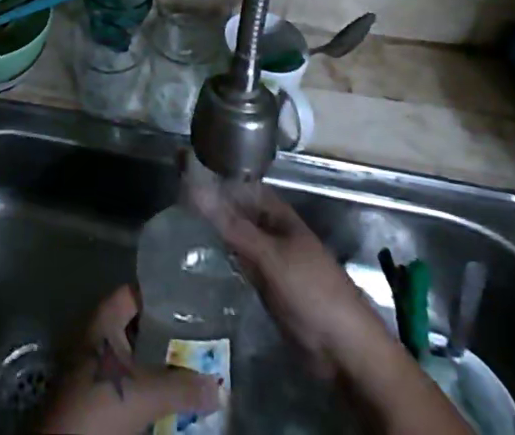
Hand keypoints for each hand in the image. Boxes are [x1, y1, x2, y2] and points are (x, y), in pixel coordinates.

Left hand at [37, 285, 222, 434]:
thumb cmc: (99, 401)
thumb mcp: (144, 393)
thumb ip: (182, 387)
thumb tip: (218, 387)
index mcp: (103, 321)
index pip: (133, 292)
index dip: (159, 293)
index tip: (192, 300)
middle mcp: (98, 336)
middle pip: (137, 326)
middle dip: (167, 333)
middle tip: (203, 337)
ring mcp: (97, 366)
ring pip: (135, 357)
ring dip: (161, 363)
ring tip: (197, 366)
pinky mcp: (99, 393)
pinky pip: (131, 382)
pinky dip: (151, 386)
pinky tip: (175, 395)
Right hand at [195, 185, 473, 434]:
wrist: (345, 350)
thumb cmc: (311, 292)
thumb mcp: (268, 255)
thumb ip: (230, 224)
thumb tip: (192, 184)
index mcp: (277, 213)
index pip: (239, 183)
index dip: (213, 172)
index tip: (180, 164)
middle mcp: (271, 229)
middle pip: (234, 207)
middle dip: (206, 199)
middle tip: (169, 192)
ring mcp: (268, 257)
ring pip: (232, 233)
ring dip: (209, 226)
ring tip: (172, 217)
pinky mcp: (263, 282)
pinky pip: (235, 259)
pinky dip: (217, 252)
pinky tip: (194, 252)